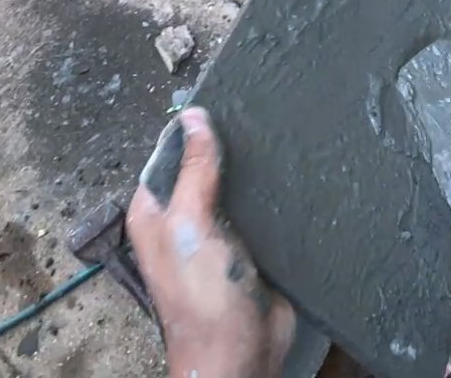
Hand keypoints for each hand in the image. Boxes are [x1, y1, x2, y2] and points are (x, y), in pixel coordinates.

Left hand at [127, 107, 295, 377]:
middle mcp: (184, 216)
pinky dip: (273, 189)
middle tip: (262, 112)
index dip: (196, 126)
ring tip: (282, 132)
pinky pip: (260, 205)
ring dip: (255, 166)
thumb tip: (194, 114)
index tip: (228, 99)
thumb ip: (195, 169)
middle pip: (207, 163)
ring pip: (236, 182)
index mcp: (156, 210)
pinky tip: (293, 168)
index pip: (172, 150)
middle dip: (230, 143)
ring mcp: (218, 231)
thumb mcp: (190, 225)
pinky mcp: (250, 243)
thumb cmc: (203, 297)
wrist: (243, 359)